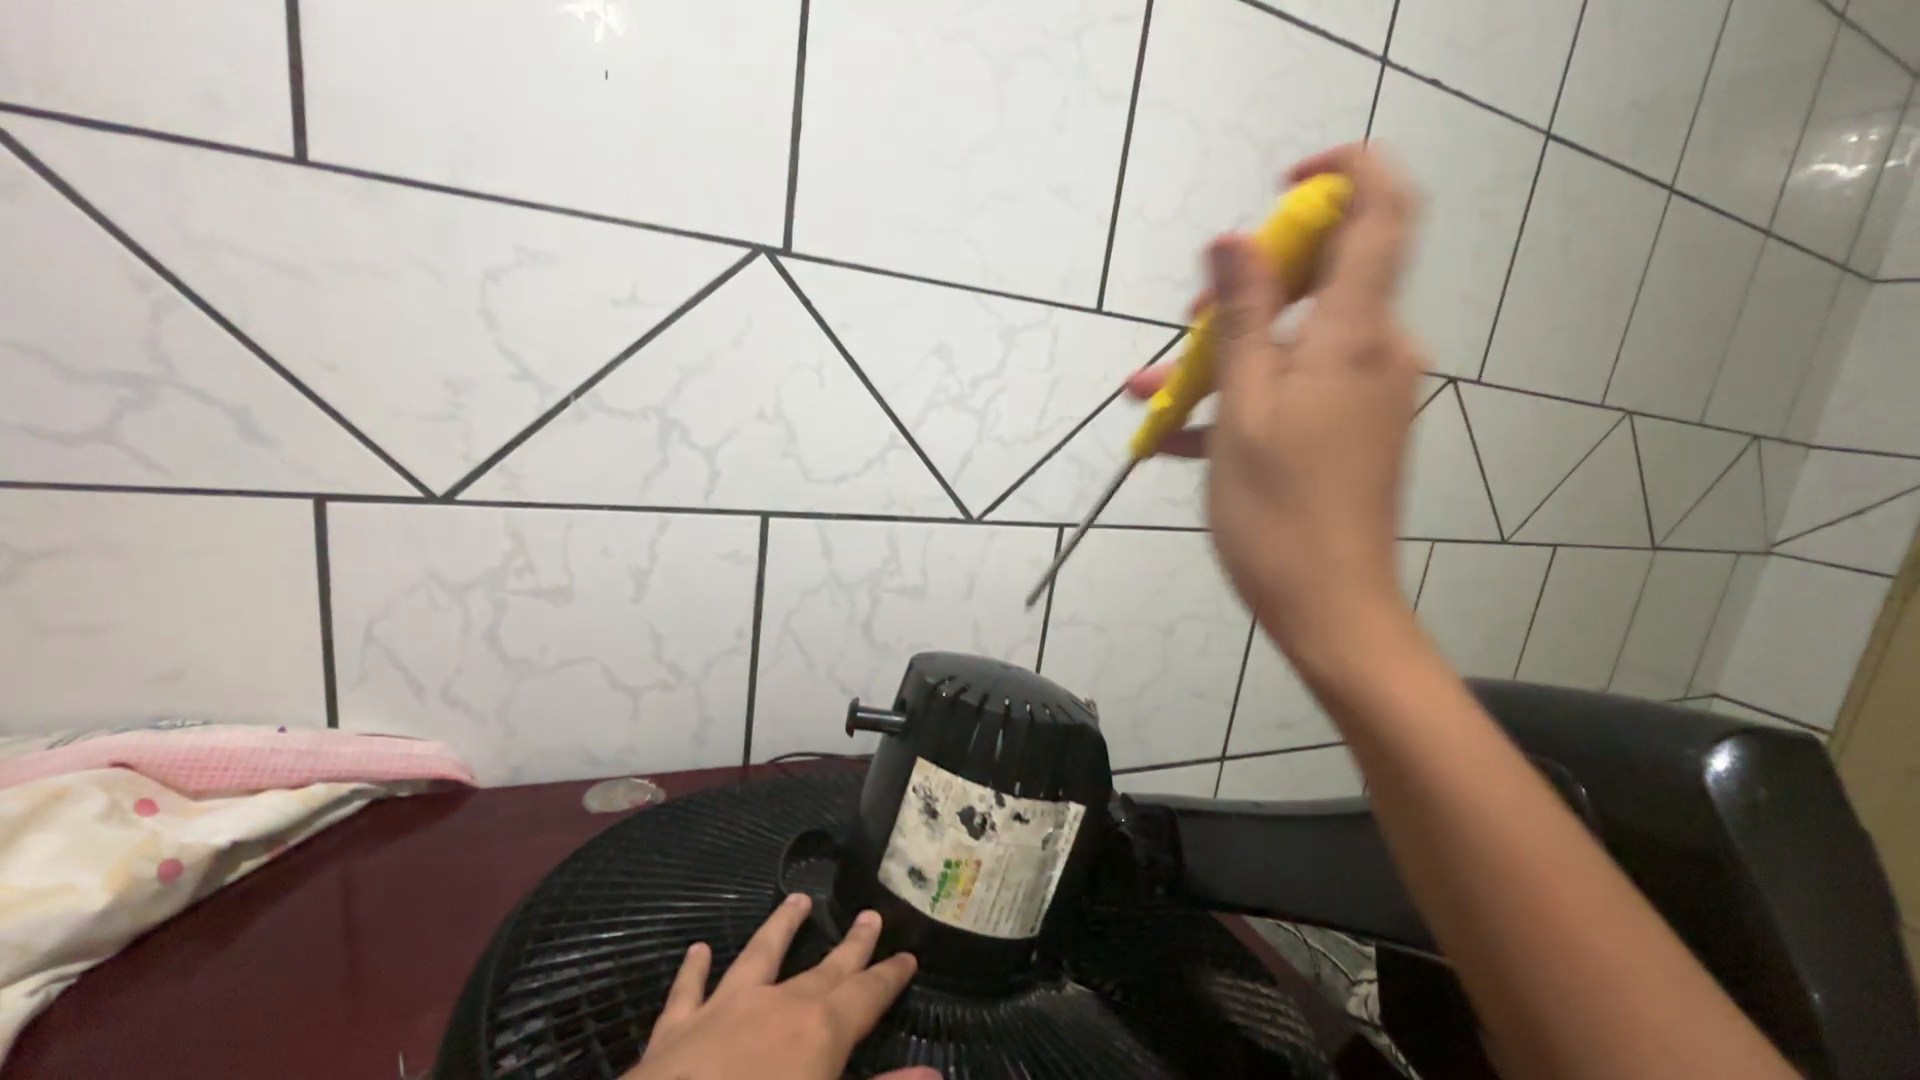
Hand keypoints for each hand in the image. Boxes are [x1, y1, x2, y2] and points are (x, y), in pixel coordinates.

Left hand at [622, 893, 932, 1079]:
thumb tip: (934, 1071)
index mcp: (819, 1031)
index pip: (866, 995)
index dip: (889, 976)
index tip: (908, 956)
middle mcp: (778, 1006)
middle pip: (824, 970)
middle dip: (851, 946)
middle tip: (869, 915)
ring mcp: (724, 1010)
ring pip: (759, 956)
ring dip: (780, 928)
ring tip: (796, 899)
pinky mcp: (676, 1029)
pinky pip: (689, 989)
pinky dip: (694, 967)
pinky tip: (697, 948)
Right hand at [1126, 144, 1425, 672]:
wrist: (1331, 608)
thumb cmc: (1278, 512)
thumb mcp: (1244, 409)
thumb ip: (1243, 318)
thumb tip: (1232, 238)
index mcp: (1356, 334)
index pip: (1381, 211)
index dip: (1341, 174)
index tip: (1280, 185)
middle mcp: (1376, 350)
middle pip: (1323, 277)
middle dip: (1249, 288)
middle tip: (1189, 331)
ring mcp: (1367, 391)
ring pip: (1297, 339)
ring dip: (1229, 352)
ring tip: (1156, 387)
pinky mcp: (1354, 427)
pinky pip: (1298, 387)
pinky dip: (1245, 395)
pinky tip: (1179, 430)